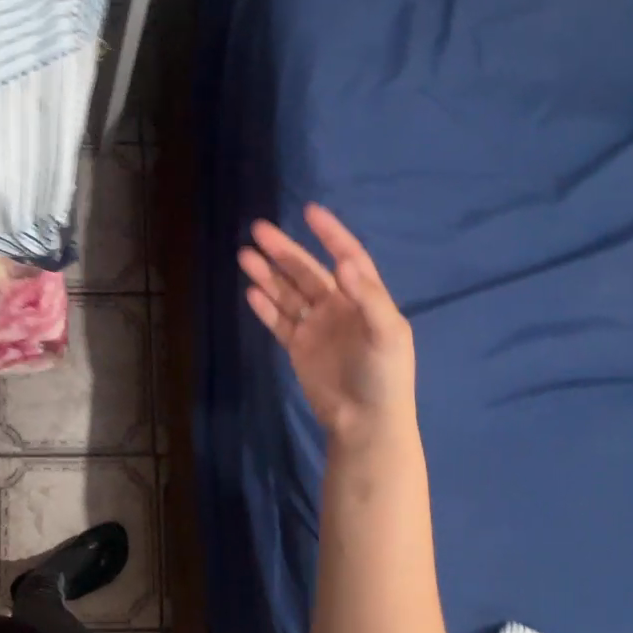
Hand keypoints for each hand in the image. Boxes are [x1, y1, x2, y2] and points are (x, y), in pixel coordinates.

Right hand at [237, 204, 416, 445]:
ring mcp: (316, 327)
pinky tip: (251, 292)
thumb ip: (368, 297)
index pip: (347, 258)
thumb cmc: (385, 376)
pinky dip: (265, 307)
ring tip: (244, 256)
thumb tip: (342, 264)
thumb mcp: (388, 335)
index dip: (330, 234)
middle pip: (307, 271)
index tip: (309, 211)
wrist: (365, 422)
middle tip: (258, 229)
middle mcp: (338, 307)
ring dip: (268, 274)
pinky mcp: (299, 347)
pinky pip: (279, 321)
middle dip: (284, 250)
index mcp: (364, 299)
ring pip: (288, 293)